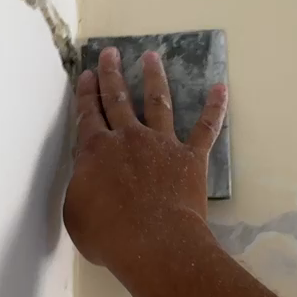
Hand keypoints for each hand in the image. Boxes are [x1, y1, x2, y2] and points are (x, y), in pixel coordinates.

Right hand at [65, 47, 227, 273]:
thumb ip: (80, 186)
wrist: (154, 244)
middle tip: (110, 53)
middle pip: (118, 100)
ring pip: (157, 102)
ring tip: (151, 57)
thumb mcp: (75, 211)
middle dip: (112, 75)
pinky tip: (220, 88)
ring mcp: (161, 144)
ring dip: (154, 78)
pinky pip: (205, 127)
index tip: (87, 74)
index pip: (88, 115)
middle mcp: (128, 138)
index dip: (86, 94)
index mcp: (96, 151)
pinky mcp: (190, 157)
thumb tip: (87, 176)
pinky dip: (214, 107)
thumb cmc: (108, 235)